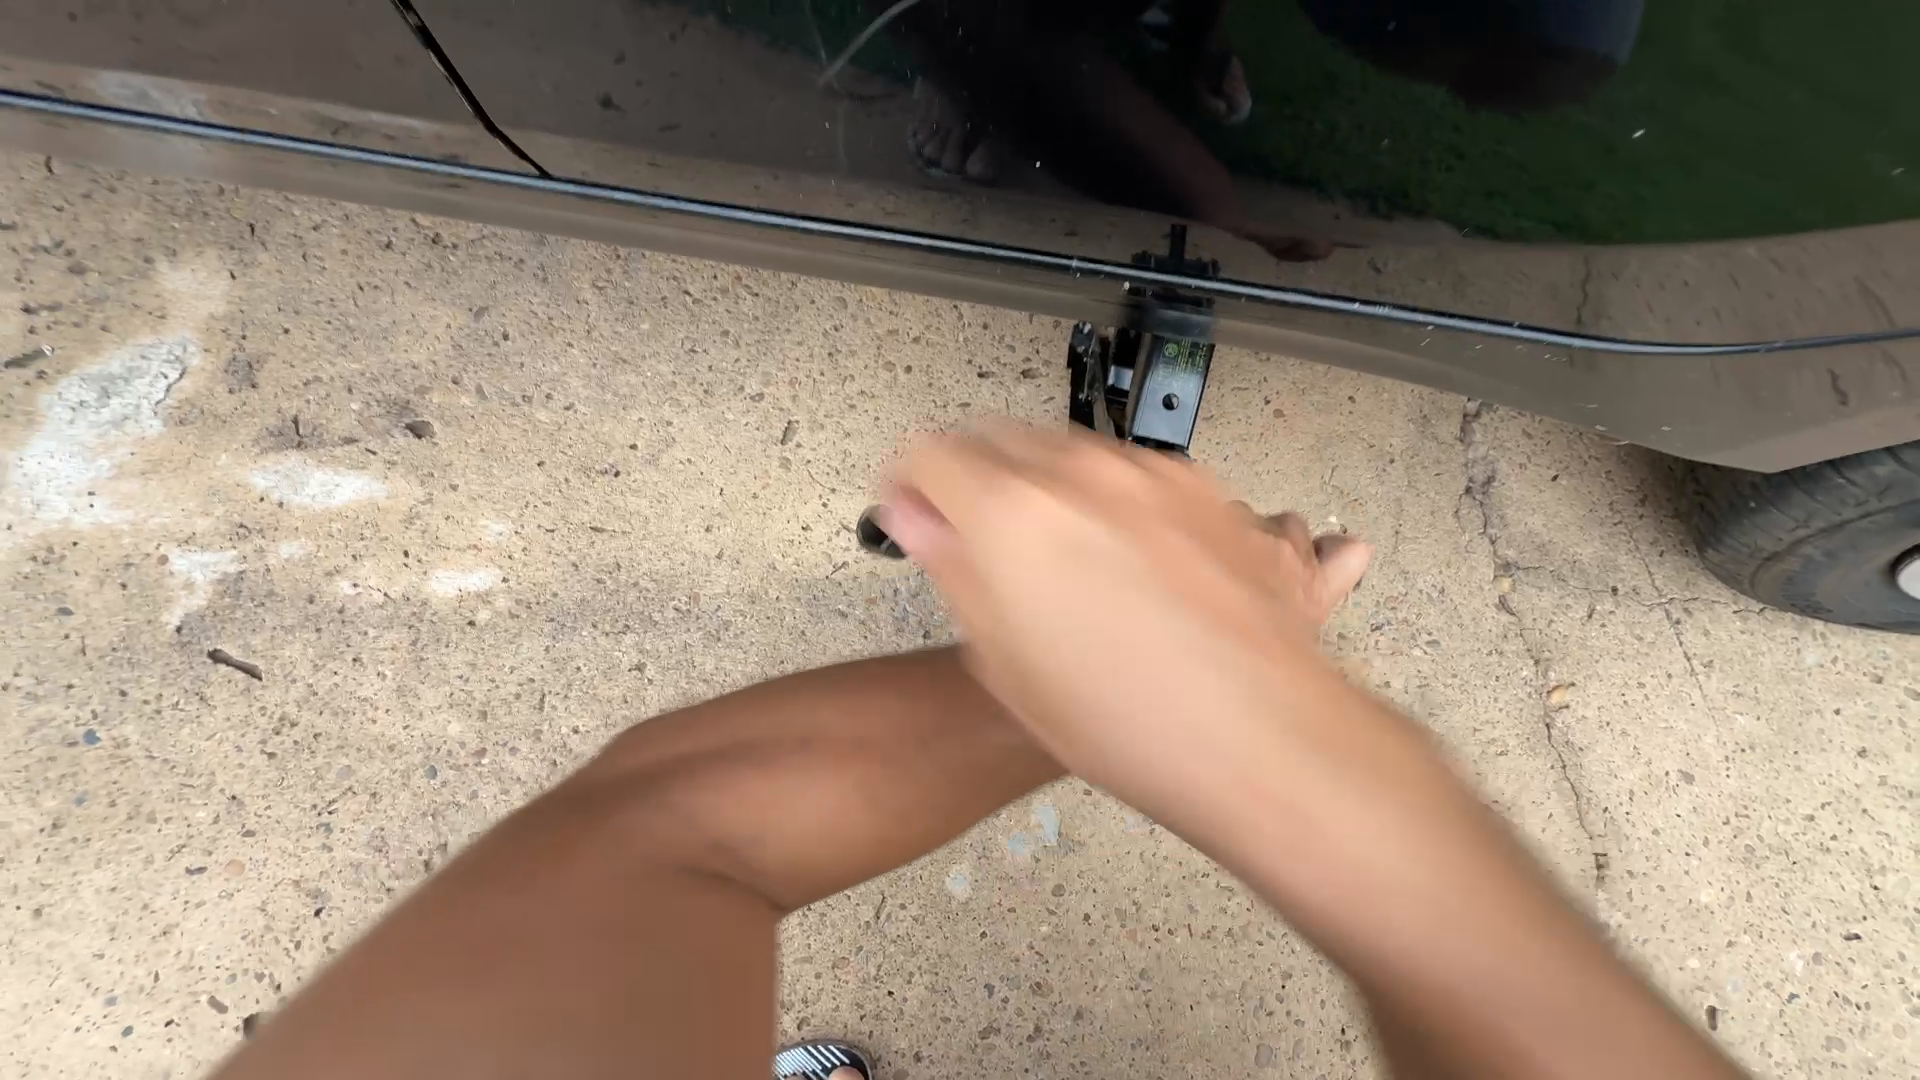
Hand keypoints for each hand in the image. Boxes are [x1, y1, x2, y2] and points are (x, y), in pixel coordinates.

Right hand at [877, 424, 1368, 821]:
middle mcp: (1080, 471)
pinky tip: (1126, 557)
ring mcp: (1150, 472)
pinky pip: (1130, 470)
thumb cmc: (1126, 721)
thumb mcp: (1004, 658)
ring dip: (1044, 485)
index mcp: (1013, 511)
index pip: (929, 452)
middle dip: (976, 478)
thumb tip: (915, 513)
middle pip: (996, 438)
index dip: (911, 484)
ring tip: (1064, 559)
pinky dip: (1108, 495)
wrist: (1261, 736)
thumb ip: (951, 565)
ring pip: (1066, 449)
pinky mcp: (1202, 486)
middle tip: (984, 539)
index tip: (916, 510)